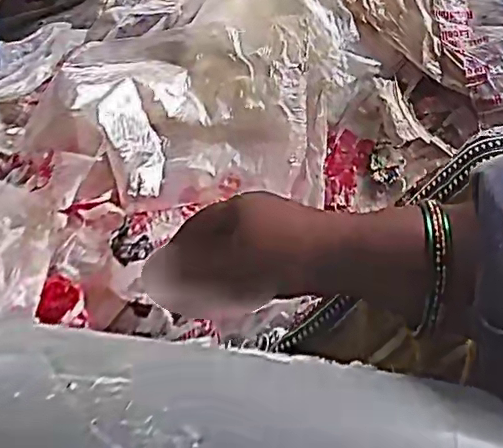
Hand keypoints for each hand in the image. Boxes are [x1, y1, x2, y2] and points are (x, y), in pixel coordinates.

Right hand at [144, 192, 479, 329]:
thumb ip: (197, 267)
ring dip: (215, 268)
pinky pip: (253, 259)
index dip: (175, 250)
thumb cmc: (284, 254)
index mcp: (235, 208)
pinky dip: (237, 275)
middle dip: (193, 258)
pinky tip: (240, 291)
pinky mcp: (293, 246)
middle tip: (175, 286)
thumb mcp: (234, 260)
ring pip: (234, 247)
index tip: (157, 273)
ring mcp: (275, 226)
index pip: (194, 227)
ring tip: (202, 292)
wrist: (344, 256)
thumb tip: (158, 272)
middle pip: (213, 234)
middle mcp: (253, 211)